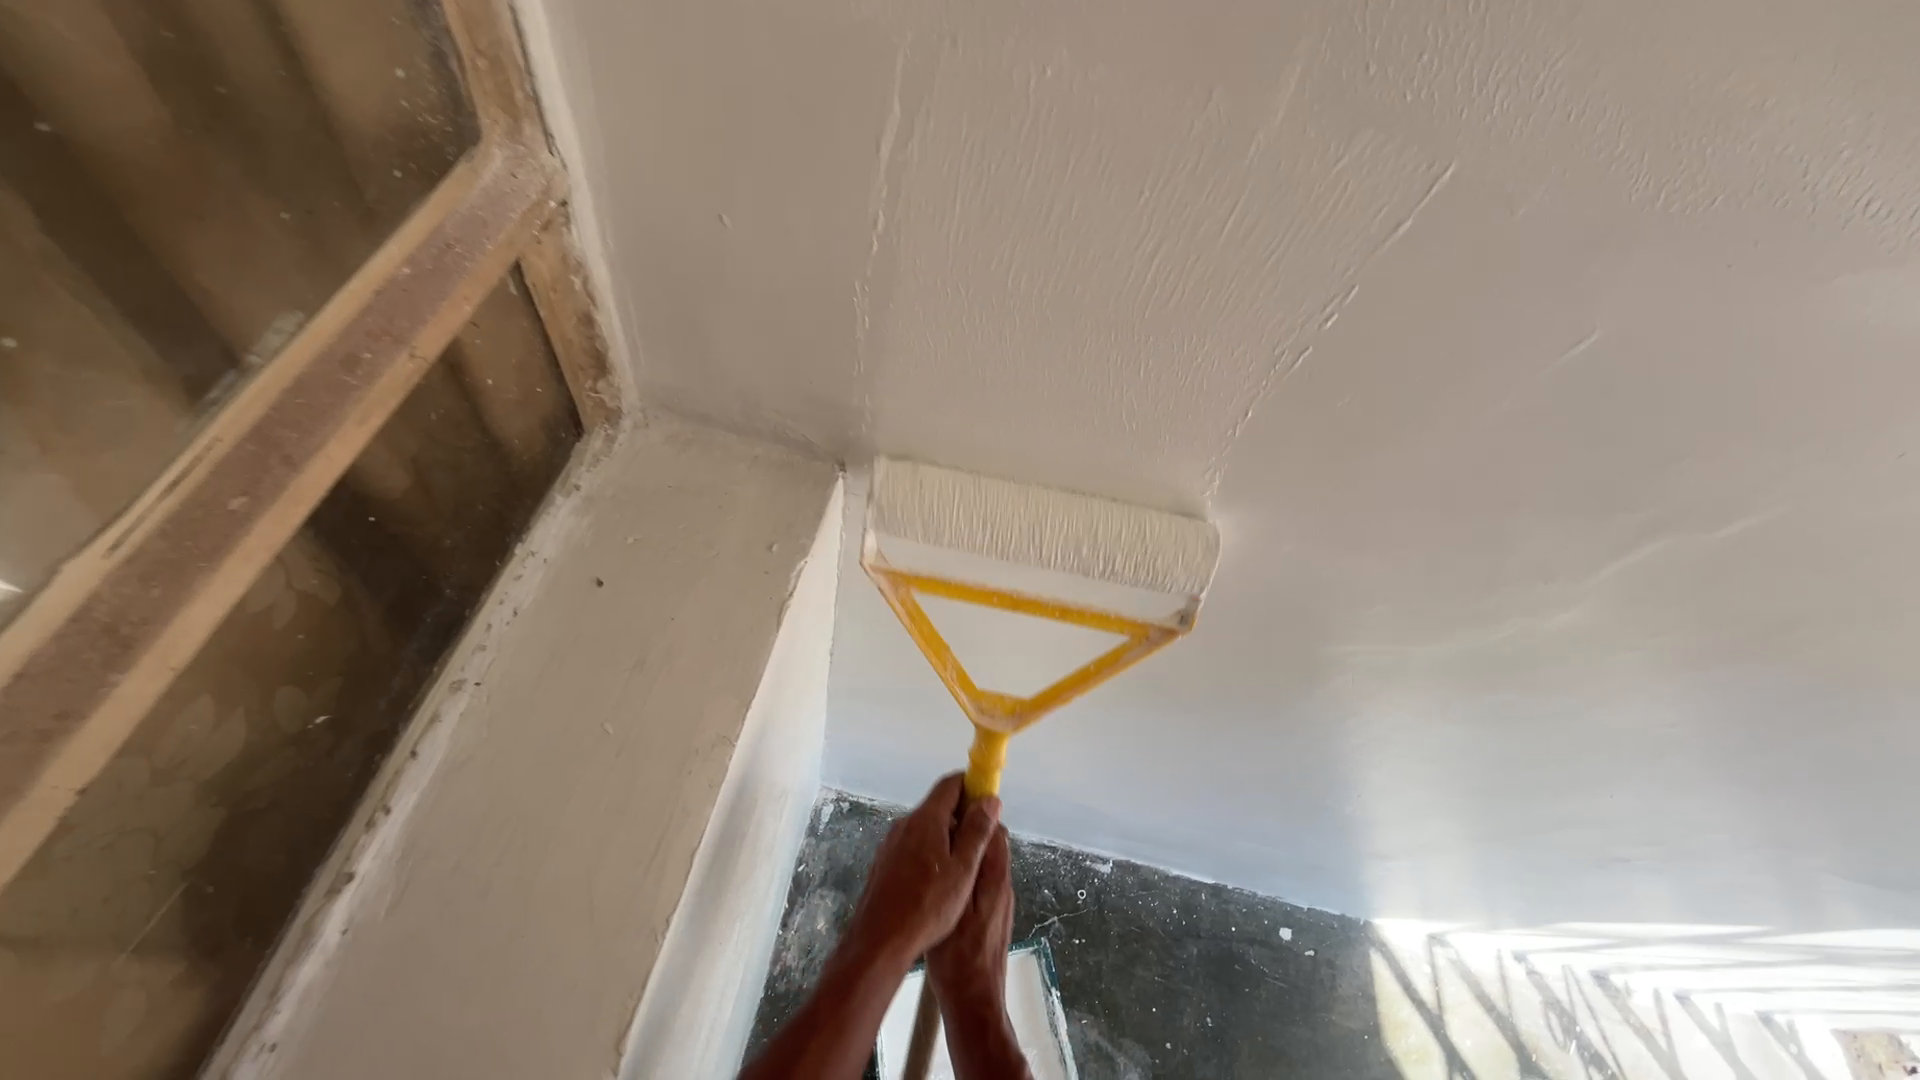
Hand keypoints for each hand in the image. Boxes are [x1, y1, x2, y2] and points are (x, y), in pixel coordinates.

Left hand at [844, 773, 1000, 967]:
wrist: (878, 940)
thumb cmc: (928, 906)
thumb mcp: (963, 870)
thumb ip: (977, 831)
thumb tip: (990, 799)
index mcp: (926, 819)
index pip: (951, 784)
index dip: (973, 786)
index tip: (989, 804)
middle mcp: (905, 823)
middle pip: (939, 805)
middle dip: (963, 816)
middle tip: (982, 844)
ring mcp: (892, 842)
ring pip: (927, 827)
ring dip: (948, 836)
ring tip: (964, 867)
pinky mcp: (885, 861)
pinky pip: (914, 844)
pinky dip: (931, 851)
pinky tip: (938, 881)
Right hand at [926, 823, 1014, 1016]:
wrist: (973, 1002)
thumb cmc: (958, 956)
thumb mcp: (956, 907)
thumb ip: (968, 864)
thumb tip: (979, 822)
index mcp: (995, 877)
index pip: (993, 827)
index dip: (973, 811)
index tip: (946, 807)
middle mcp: (1002, 883)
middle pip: (988, 841)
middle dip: (964, 829)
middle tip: (932, 832)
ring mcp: (997, 900)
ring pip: (981, 860)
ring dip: (961, 850)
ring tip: (931, 854)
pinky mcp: (990, 913)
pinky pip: (978, 879)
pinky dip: (961, 871)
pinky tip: (939, 882)